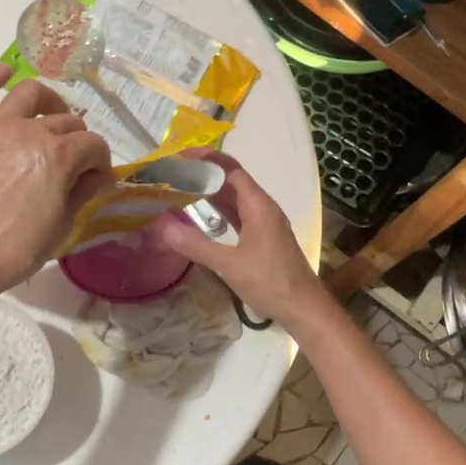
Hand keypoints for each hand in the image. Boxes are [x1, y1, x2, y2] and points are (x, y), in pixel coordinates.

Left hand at [0, 65, 112, 303]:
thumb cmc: (13, 251)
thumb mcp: (60, 227)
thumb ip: (81, 194)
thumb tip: (98, 178)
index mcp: (58, 157)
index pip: (93, 146)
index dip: (101, 162)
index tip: (98, 180)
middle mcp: (29, 131)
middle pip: (66, 121)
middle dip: (79, 140)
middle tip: (77, 163)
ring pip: (30, 94)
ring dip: (50, 102)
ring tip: (53, 117)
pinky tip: (6, 72)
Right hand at [148, 150, 330, 327]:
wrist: (303, 307)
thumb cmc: (270, 282)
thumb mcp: (229, 265)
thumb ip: (196, 245)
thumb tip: (162, 227)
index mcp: (259, 206)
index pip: (231, 170)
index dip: (206, 159)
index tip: (179, 157)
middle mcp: (264, 209)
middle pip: (232, 182)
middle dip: (204, 176)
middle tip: (173, 176)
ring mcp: (266, 224)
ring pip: (236, 200)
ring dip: (211, 194)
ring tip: (181, 192)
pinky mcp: (264, 239)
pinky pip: (239, 216)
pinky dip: (220, 213)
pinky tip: (203, 219)